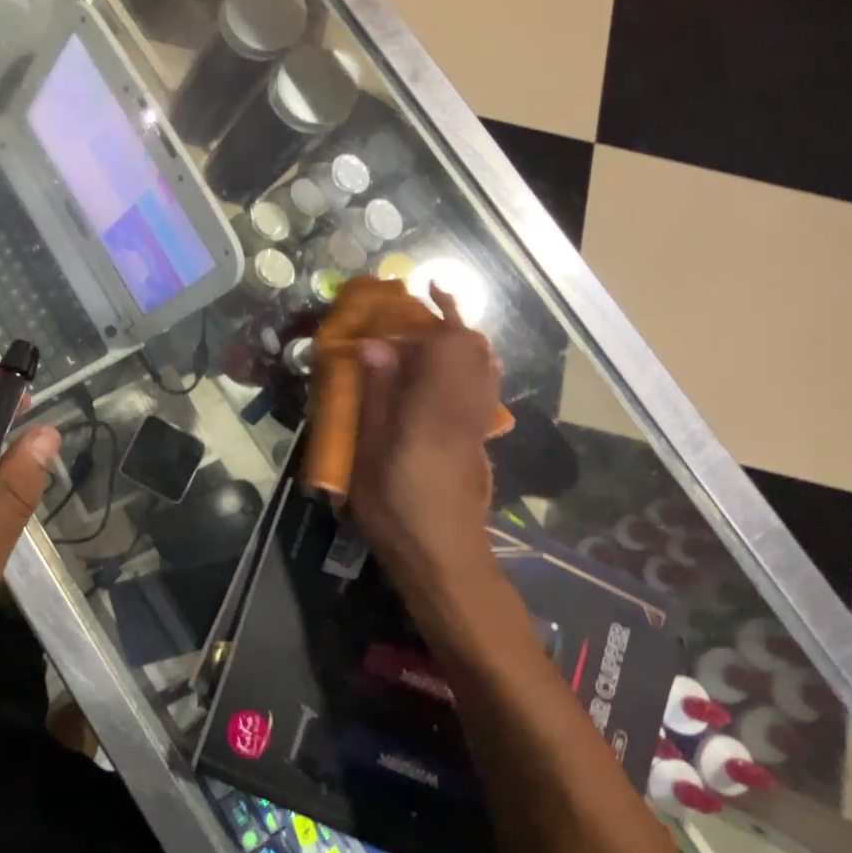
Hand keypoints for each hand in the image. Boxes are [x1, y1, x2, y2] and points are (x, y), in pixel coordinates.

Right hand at [347, 288, 500, 594]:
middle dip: (448, 324)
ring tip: (422, 341)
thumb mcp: (369, 450)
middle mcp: (467, 408)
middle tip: (414, 315)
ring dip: (457, 346)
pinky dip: (462, 371)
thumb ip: (375, 394)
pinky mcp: (478, 442)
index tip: (416, 295)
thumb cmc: (394, 506)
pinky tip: (432, 382)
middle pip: (474, 351)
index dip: (438, 314)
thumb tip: (376, 346)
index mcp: (437, 406)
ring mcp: (478, 426)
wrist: (442, 557)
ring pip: (482, 369)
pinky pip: (480, 389)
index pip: (452, 344)